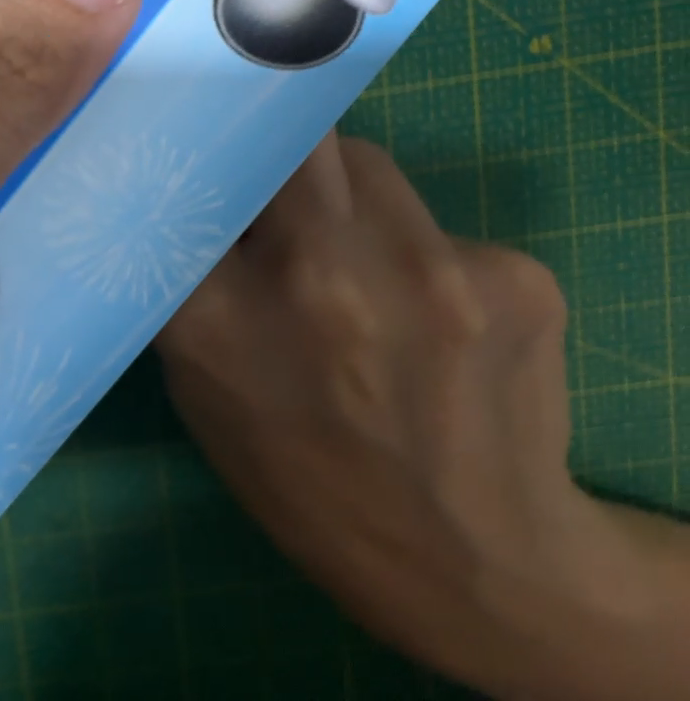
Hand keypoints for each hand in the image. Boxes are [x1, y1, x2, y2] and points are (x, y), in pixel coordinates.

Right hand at [154, 133, 689, 700]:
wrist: (467, 557)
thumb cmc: (292, 468)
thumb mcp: (195, 377)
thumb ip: (186, 283)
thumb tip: (184, 203)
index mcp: (218, 312)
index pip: (190, 181)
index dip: (194, 165)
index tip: (189, 162)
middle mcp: (320, 276)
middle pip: (292, 142)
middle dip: (274, 158)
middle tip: (267, 196)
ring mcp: (430, 273)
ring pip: (365, 166)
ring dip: (339, 194)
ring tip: (344, 261)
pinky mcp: (517, 278)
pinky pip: (433, 222)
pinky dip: (409, 248)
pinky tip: (416, 312)